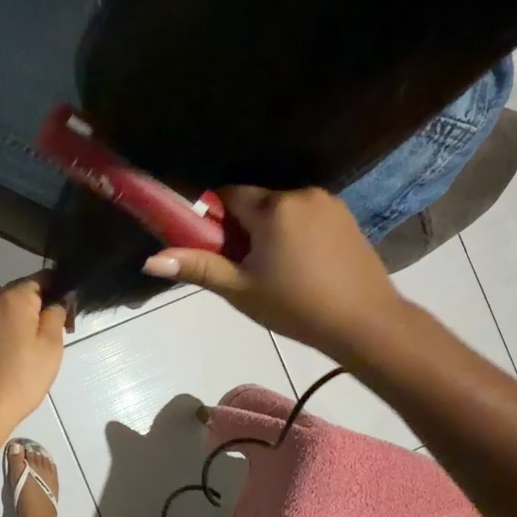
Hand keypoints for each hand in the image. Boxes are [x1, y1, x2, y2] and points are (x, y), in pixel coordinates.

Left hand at [0, 274, 67, 439]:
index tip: (69, 314)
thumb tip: (58, 299)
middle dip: (41, 307)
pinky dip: (6, 333)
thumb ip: (57, 313)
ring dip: (23, 321)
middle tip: (58, 335)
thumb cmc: (22, 377)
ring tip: (35, 350)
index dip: (59, 289)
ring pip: (6, 311)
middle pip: (21, 293)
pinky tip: (14, 357)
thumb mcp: (51, 344)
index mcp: (12, 297)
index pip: (42, 277)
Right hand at [141, 186, 407, 355]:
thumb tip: (150, 261)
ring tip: (272, 272)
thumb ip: (196, 268)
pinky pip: (306, 218)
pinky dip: (294, 235)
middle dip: (243, 228)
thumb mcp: (239, 290)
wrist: (365, 322)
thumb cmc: (295, 306)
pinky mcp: (347, 218)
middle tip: (242, 268)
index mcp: (273, 208)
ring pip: (281, 211)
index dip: (214, 219)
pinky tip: (299, 268)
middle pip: (256, 203)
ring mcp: (329, 203)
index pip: (227, 195)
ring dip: (269, 232)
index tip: (213, 248)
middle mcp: (301, 194)